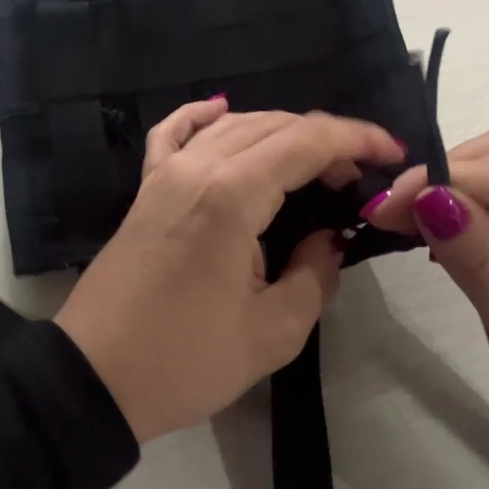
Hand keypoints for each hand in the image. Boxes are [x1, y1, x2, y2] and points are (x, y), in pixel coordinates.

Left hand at [55, 99, 405, 443]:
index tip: (394, 153)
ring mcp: (164, 175)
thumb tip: (328, 238)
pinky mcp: (144, 190)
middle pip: (272, 126)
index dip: (356, 139)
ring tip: (316, 163)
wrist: (94, 379)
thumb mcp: (272, 333)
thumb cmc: (184, 361)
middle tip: (359, 177)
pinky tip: (221, 109)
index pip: (306, 142)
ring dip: (279, 132)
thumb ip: (315, 275)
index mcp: (232, 195)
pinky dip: (201, 117)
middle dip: (325, 140)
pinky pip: (172, 133)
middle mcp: (197, 168)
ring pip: (231, 127)